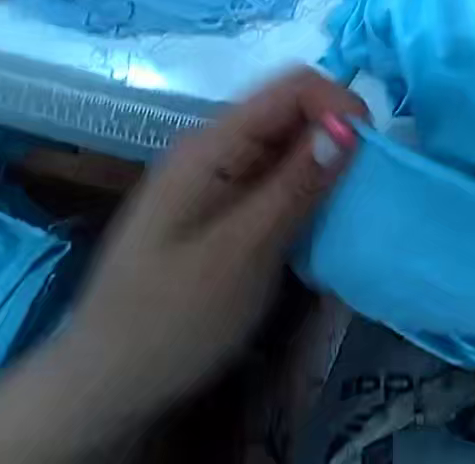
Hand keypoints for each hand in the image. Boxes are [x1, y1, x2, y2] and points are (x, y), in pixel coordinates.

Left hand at [55, 67, 364, 413]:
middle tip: (364, 185)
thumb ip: (297, 184)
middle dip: (339, 134)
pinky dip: (311, 186)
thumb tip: (351, 123)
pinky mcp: (228, 202)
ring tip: (348, 204)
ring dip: (328, 163)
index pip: (293, 87)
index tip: (371, 154)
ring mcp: (221, 174)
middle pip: (295, 109)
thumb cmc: (169, 319)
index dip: (340, 105)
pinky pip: (281, 173)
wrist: (103, 388)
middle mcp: (218, 146)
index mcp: (213, 144)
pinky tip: (320, 220)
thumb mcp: (242, 252)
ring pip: (292, 141)